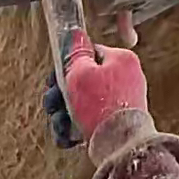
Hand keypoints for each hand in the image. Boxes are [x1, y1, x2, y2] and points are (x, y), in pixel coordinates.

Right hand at [44, 31, 147, 148]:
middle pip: (83, 79)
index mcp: (121, 59)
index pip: (88, 53)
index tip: (54, 81)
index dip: (66, 67)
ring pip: (84, 101)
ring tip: (60, 126)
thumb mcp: (80, 73)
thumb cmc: (100, 107)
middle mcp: (125, 77)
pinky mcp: (118, 122)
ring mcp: (123, 101)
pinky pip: (92, 119)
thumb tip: (75, 32)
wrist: (120, 145)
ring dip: (65, 114)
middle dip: (61, 96)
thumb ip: (75, 54)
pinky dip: (77, 127)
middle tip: (52, 107)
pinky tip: (68, 137)